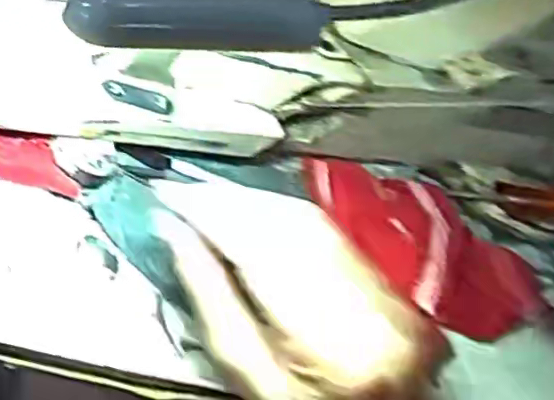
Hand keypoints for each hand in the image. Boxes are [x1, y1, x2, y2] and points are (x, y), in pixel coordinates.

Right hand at [156, 184, 446, 399]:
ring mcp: (391, 301)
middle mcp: (374, 313)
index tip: (161, 193)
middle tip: (175, 190)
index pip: (255, 247)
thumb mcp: (240, 363)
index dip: (202, 210)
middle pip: (284, 225)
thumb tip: (169, 227)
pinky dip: (276, 211)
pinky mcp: (392, 292)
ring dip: (246, 200)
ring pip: (305, 221)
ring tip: (202, 195)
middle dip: (221, 199)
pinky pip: (326, 231)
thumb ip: (205, 294)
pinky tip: (245, 210)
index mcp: (332, 340)